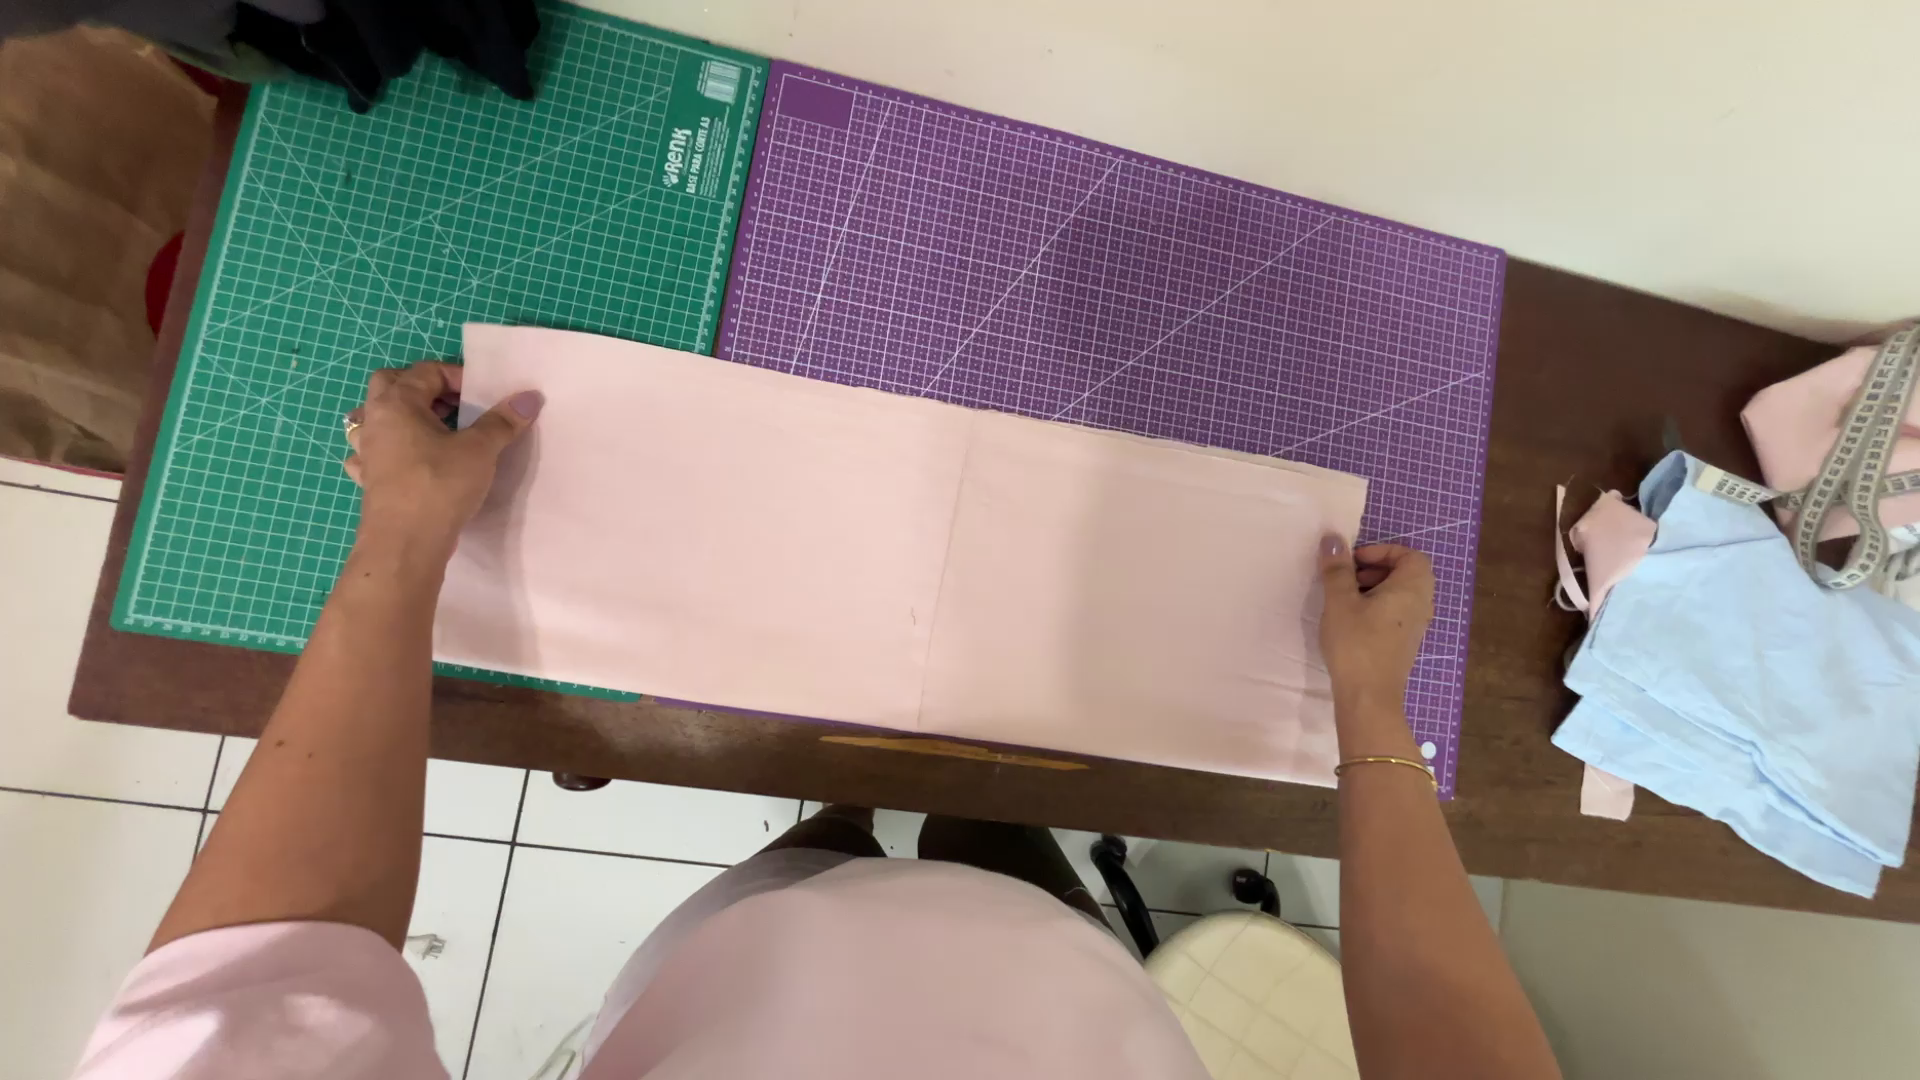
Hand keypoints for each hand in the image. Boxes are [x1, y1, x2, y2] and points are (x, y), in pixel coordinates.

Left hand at [342, 362, 540, 560]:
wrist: (406, 540)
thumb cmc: (440, 484)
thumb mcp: (481, 449)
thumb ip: (503, 421)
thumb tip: (530, 398)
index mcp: (397, 403)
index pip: (425, 371)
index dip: (458, 376)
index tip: (486, 396)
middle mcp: (374, 420)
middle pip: (392, 385)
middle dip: (426, 389)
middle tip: (458, 405)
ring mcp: (367, 451)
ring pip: (377, 418)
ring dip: (404, 417)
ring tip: (433, 429)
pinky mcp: (369, 478)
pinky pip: (373, 453)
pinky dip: (390, 449)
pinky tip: (407, 460)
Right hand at [1317, 538, 1434, 712]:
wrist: (1368, 695)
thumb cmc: (1355, 643)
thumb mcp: (1339, 602)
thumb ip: (1337, 569)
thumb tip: (1333, 539)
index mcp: (1411, 589)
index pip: (1410, 555)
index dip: (1382, 552)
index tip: (1353, 562)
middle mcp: (1421, 604)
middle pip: (1407, 572)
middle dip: (1375, 568)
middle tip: (1346, 577)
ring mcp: (1416, 625)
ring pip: (1400, 593)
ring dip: (1374, 587)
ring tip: (1344, 598)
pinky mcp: (1404, 641)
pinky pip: (1396, 611)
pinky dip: (1376, 606)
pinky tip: (1351, 619)